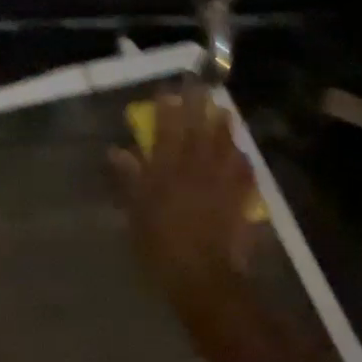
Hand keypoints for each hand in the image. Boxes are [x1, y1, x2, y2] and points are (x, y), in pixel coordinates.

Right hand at [108, 86, 257, 319]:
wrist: (203, 277)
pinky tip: (244, 155)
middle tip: (200, 85)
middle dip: (198, 106)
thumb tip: (117, 151)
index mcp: (167, 171)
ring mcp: (222, 183)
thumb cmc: (160, 247)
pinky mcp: (240, 200)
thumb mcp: (135, 213)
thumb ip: (129, 179)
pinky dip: (244, 161)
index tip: (168, 89)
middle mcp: (196, 169)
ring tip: (226, 111)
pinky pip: (245, 174)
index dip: (168, 108)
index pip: (167, 130)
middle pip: (199, 130)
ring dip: (225, 127)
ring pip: (226, 147)